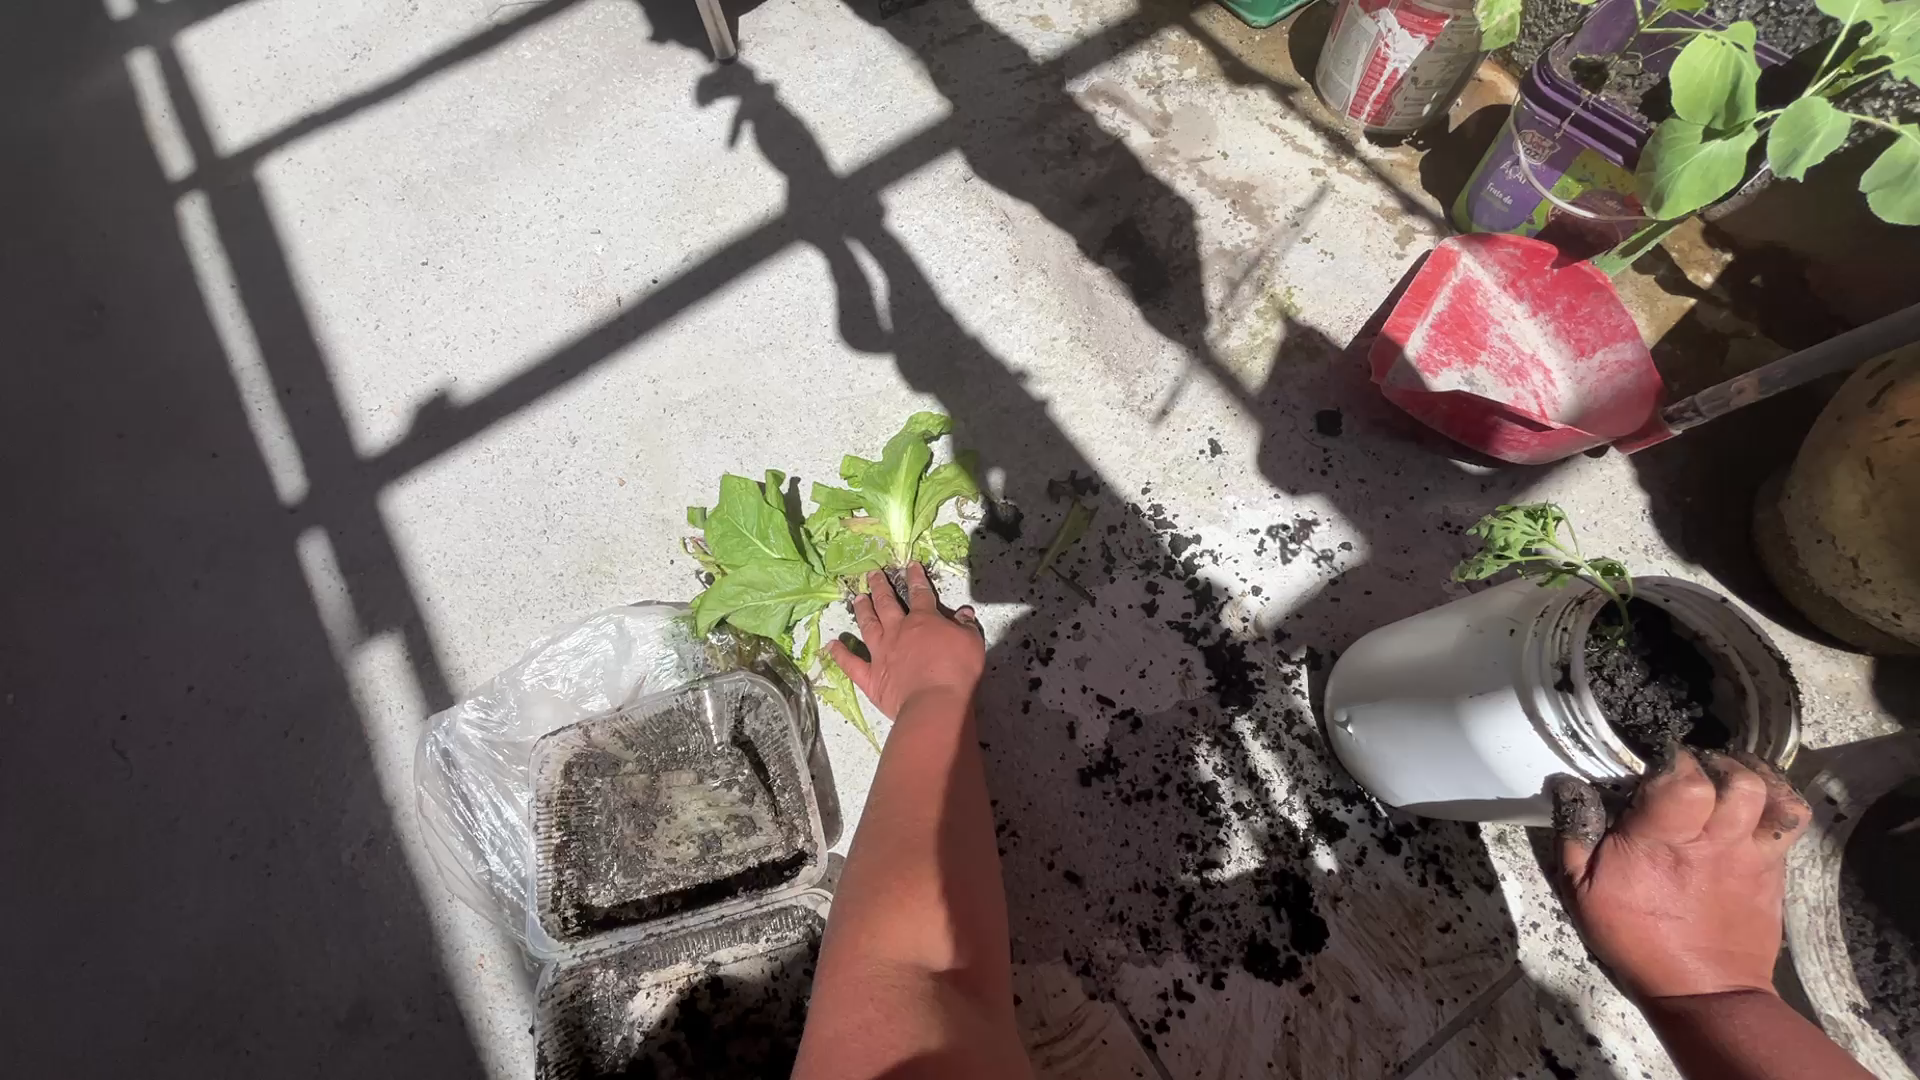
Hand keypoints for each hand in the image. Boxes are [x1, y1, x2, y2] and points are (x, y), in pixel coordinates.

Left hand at [827, 564, 983, 719]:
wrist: (934, 701)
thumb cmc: (957, 671)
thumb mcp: (971, 642)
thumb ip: (965, 626)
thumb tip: (964, 612)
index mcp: (923, 620)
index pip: (919, 593)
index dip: (915, 578)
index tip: (910, 565)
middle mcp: (897, 631)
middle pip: (886, 603)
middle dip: (880, 587)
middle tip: (872, 574)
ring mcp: (880, 653)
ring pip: (868, 625)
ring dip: (862, 611)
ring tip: (857, 598)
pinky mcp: (870, 676)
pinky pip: (851, 663)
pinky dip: (840, 654)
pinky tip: (831, 645)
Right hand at [1549, 747, 1809, 1002]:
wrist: (1703, 989)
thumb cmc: (1632, 933)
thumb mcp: (1578, 884)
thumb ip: (1573, 829)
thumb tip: (1567, 784)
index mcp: (1663, 843)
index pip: (1686, 782)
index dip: (1672, 759)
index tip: (1650, 756)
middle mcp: (1716, 844)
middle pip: (1742, 783)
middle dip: (1716, 762)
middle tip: (1688, 763)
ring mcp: (1753, 859)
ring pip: (1778, 801)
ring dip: (1753, 778)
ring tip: (1721, 776)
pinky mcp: (1773, 874)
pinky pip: (1788, 826)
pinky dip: (1770, 806)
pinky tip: (1741, 807)